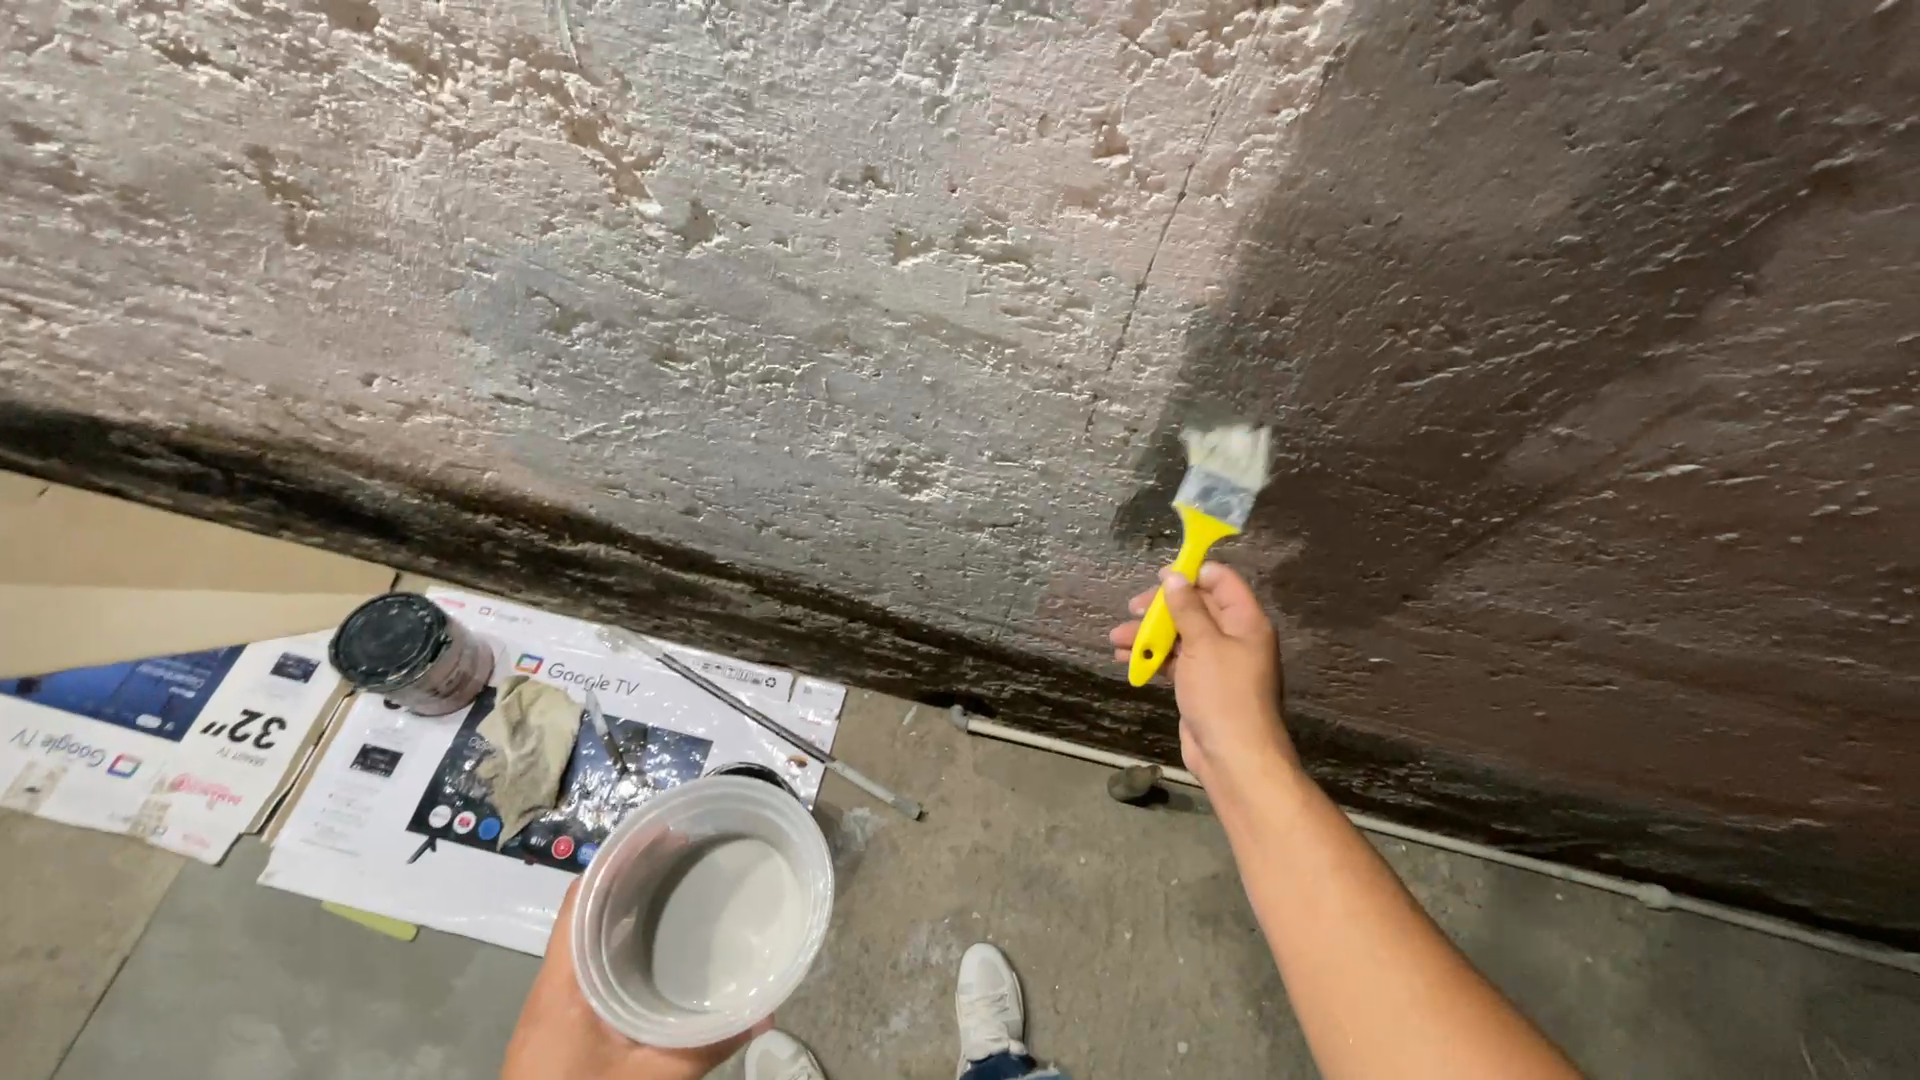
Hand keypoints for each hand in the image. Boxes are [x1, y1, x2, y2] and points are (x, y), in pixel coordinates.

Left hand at [501, 880, 758, 1079]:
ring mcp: (552, 1007)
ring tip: (676, 886)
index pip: (580, 900)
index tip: (664, 838)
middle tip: (685, 855)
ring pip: (584, 937)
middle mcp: (553, 986)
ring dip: (623, 907)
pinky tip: (653, 948)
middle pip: (585, 910)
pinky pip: (587, 965)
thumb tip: (768, 1013)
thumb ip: (708, 1046)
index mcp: (564, 985)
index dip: (618, 861)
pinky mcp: (558, 1026)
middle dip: (630, 876)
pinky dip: (619, 941)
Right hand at [1109, 563, 1294, 787]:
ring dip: (1149, 634)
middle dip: (1161, 607)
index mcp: (1246, 621)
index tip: (1160, 576)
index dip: (1192, 574)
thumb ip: (1187, 608)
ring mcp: (1216, 662)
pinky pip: (1174, 660)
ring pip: (1179, 635)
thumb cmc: (1223, 694)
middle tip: (1133, 609)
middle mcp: (1233, 637)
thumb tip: (1174, 577)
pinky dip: (1152, 657)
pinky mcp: (1200, 684)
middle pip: (1195, 607)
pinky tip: (1126, 659)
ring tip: (1117, 639)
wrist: (1233, 756)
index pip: (1221, 582)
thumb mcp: (1203, 644)